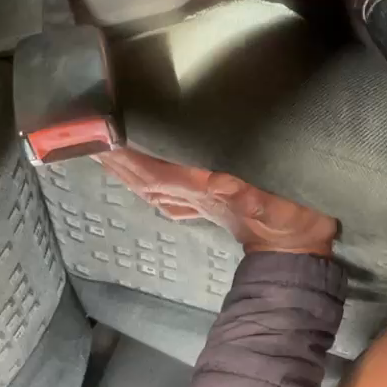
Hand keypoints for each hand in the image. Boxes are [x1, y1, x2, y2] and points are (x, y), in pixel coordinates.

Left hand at [96, 148, 337, 255]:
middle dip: (116, 161)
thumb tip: (219, 184)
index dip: (127, 157)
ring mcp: (200, 204)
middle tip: (88, 138)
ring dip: (126, 172)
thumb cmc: (290, 219)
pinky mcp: (209, 205)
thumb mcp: (275, 202)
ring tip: (106, 153)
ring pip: (152, 188)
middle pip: (144, 180)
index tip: (101, 138)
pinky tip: (145, 178)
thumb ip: (249, 194)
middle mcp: (194, 197)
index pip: (154, 173)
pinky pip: (168, 194)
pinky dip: (149, 183)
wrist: (298, 248)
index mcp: (205, 190)